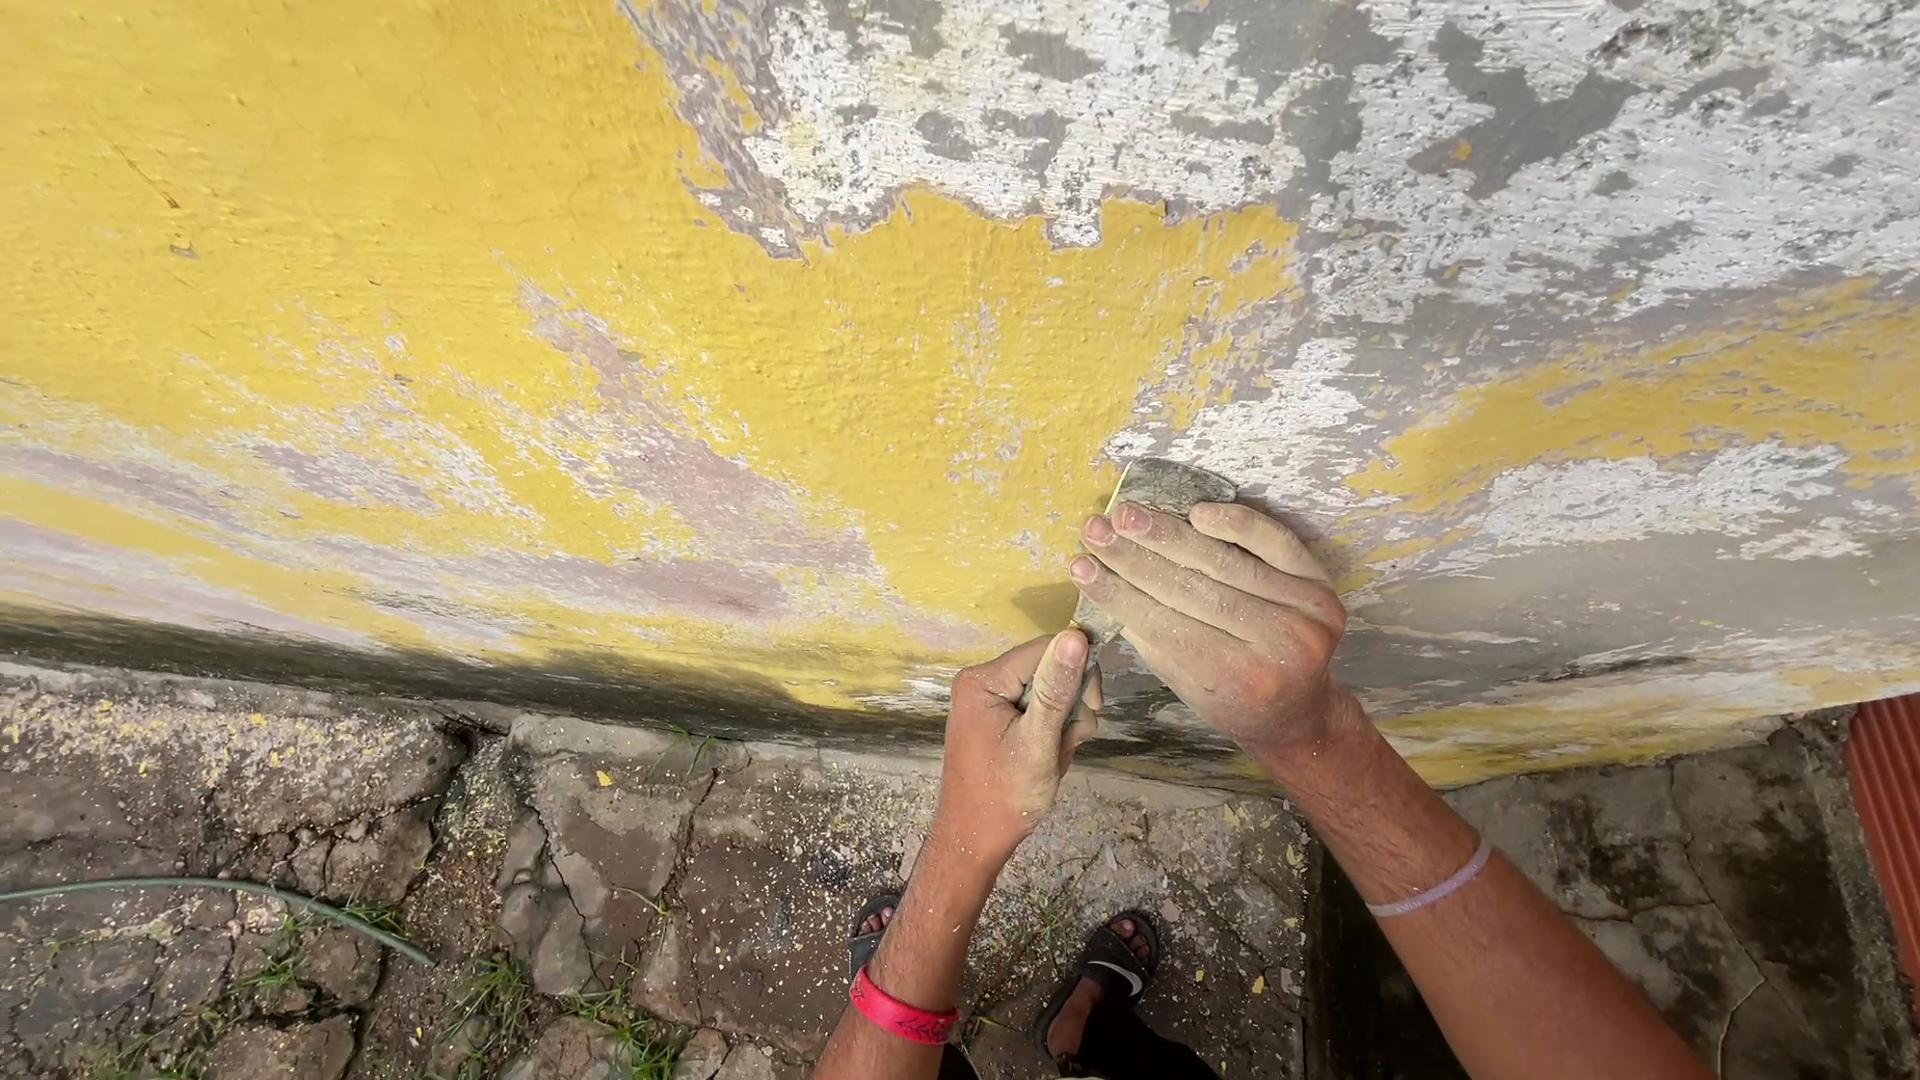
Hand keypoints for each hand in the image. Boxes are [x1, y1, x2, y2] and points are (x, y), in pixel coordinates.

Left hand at [930, 632, 1100, 862]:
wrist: (976, 841)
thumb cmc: (1004, 796)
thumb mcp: (1038, 742)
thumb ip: (1056, 689)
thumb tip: (1076, 635)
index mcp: (983, 680)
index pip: (1045, 649)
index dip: (1076, 671)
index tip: (1092, 708)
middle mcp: (983, 681)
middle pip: (1049, 667)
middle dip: (1070, 703)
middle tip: (1068, 740)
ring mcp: (990, 700)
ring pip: (1051, 690)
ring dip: (1065, 722)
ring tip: (1055, 755)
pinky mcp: (999, 717)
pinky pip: (1039, 708)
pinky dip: (1053, 731)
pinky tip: (1049, 756)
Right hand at [1069, 501, 1351, 759]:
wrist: (1298, 711)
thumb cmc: (1228, 699)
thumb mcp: (1181, 682)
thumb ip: (1149, 634)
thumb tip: (1103, 577)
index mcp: (1237, 680)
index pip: (1162, 624)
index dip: (1116, 592)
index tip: (1079, 565)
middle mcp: (1278, 646)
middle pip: (1189, 588)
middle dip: (1133, 556)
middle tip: (1095, 529)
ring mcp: (1305, 613)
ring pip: (1222, 561)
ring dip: (1166, 533)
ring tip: (1126, 514)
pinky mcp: (1322, 586)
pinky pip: (1274, 541)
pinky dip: (1234, 522)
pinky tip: (1195, 511)